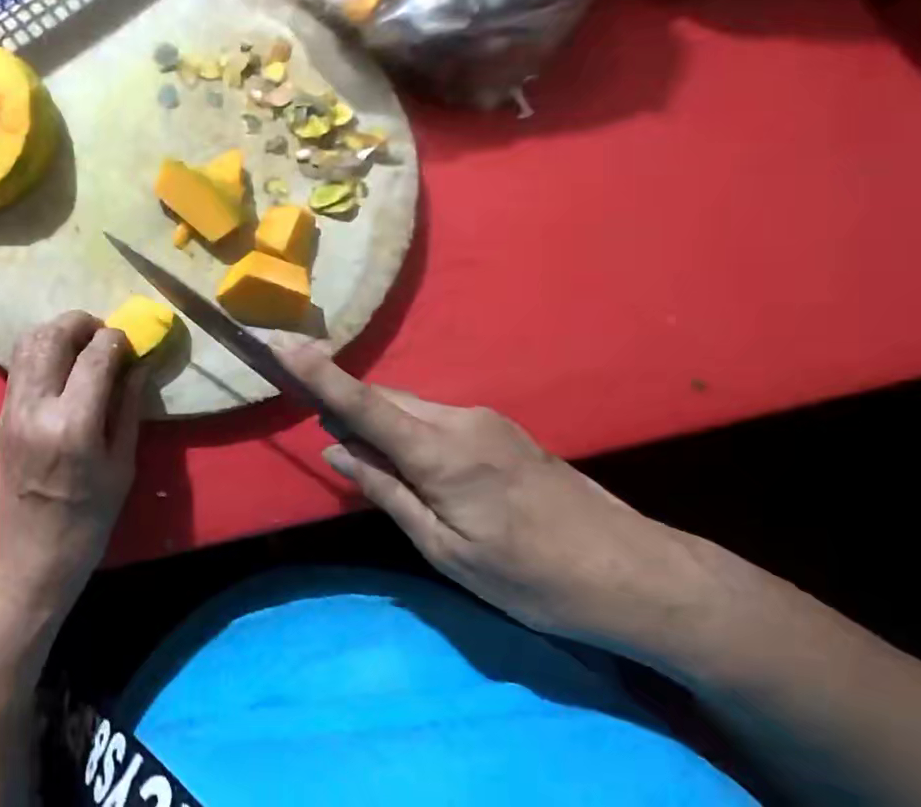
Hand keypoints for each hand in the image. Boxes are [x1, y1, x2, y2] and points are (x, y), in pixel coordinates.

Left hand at [0, 311, 146, 612]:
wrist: (32, 552)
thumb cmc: (89, 519)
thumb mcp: (122, 465)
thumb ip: (128, 407)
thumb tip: (137, 362)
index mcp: (73, 425)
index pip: (95, 356)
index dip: (117, 338)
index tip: (131, 340)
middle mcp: (36, 406)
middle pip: (54, 336)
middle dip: (83, 323)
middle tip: (105, 334)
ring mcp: (13, 406)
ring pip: (29, 342)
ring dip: (59, 331)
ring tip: (83, 344)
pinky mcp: (2, 411)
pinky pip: (19, 362)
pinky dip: (41, 349)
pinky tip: (62, 363)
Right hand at [279, 342, 721, 656]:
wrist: (645, 578)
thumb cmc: (534, 577)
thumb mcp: (446, 549)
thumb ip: (385, 491)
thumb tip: (335, 450)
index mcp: (439, 452)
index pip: (360, 401)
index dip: (314, 370)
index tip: (276, 341)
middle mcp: (459, 420)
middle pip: (381, 400)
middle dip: (348, 413)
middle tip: (337, 450)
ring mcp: (485, 421)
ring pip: (407, 408)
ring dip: (379, 426)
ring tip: (381, 471)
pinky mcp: (500, 430)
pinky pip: (433, 419)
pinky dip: (408, 433)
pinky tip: (421, 473)